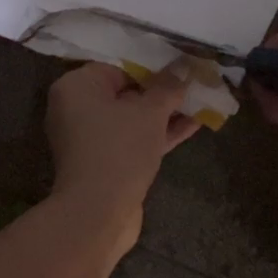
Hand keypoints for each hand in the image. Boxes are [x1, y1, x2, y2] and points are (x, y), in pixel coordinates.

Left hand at [45, 62, 201, 231]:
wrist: (98, 211)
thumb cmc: (119, 148)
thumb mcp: (149, 112)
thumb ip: (167, 87)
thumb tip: (183, 66)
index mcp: (75, 87)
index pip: (116, 68)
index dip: (150, 68)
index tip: (180, 70)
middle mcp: (75, 109)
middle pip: (124, 93)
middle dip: (160, 92)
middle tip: (194, 84)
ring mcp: (88, 139)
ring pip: (131, 119)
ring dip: (164, 114)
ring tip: (202, 103)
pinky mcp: (103, 163)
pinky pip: (132, 140)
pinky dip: (157, 134)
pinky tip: (193, 125)